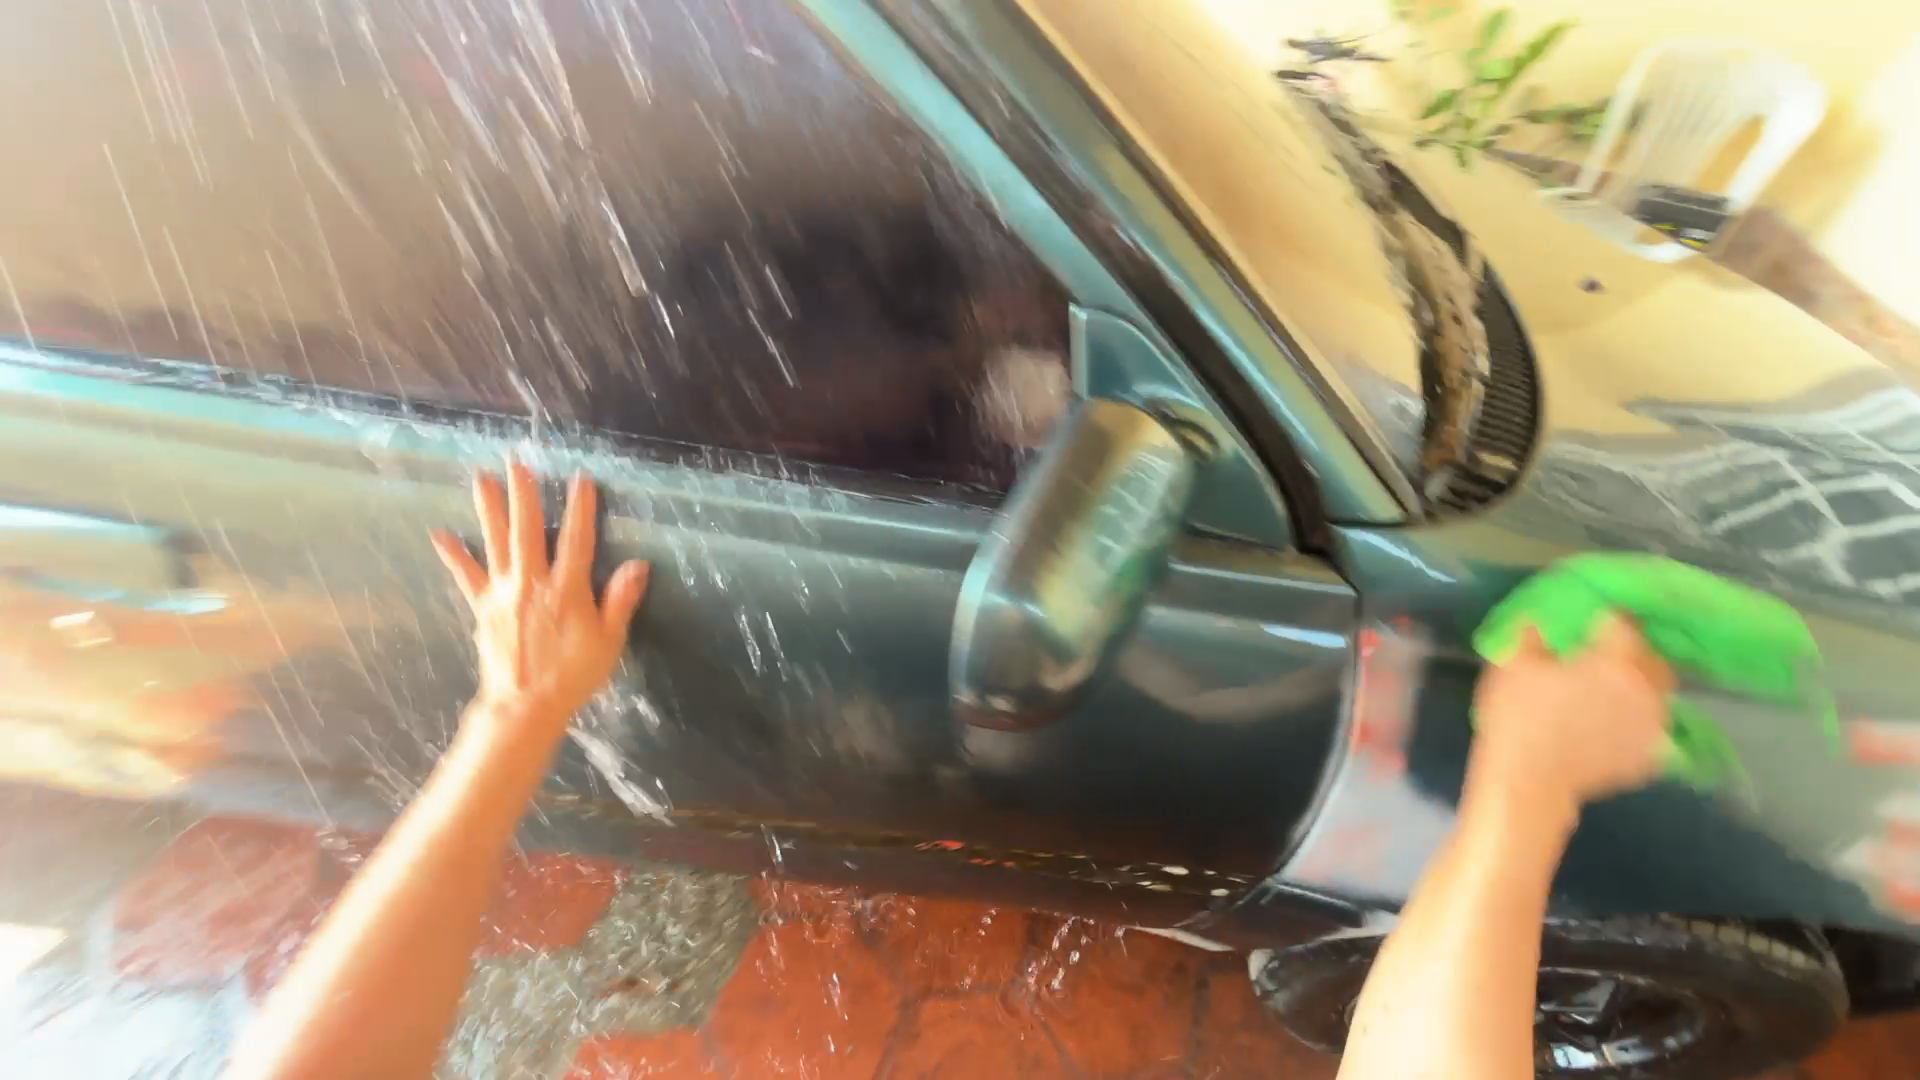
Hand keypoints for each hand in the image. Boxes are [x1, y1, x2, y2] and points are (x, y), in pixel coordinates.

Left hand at [430, 459, 649, 742]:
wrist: (525, 706)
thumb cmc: (575, 674)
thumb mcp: (609, 639)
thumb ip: (620, 600)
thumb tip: (637, 564)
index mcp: (567, 590)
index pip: (578, 540)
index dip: (581, 509)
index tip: (580, 479)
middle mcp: (532, 583)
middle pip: (528, 531)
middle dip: (524, 495)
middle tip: (518, 463)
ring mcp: (503, 594)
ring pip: (496, 543)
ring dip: (490, 509)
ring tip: (482, 478)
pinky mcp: (483, 609)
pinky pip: (467, 577)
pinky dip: (454, 556)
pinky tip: (440, 535)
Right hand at [1468, 615, 1675, 820]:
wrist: (1528, 779)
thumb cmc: (1517, 714)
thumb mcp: (1511, 664)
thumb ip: (1533, 635)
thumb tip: (1542, 616)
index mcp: (1617, 661)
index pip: (1623, 623)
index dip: (1604, 616)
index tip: (1587, 615)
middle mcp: (1648, 689)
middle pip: (1651, 657)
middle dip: (1629, 648)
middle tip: (1599, 650)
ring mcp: (1654, 725)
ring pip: (1655, 692)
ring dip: (1635, 683)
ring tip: (1605, 687)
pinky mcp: (1650, 755)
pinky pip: (1647, 724)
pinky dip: (1632, 717)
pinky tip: (1605, 721)